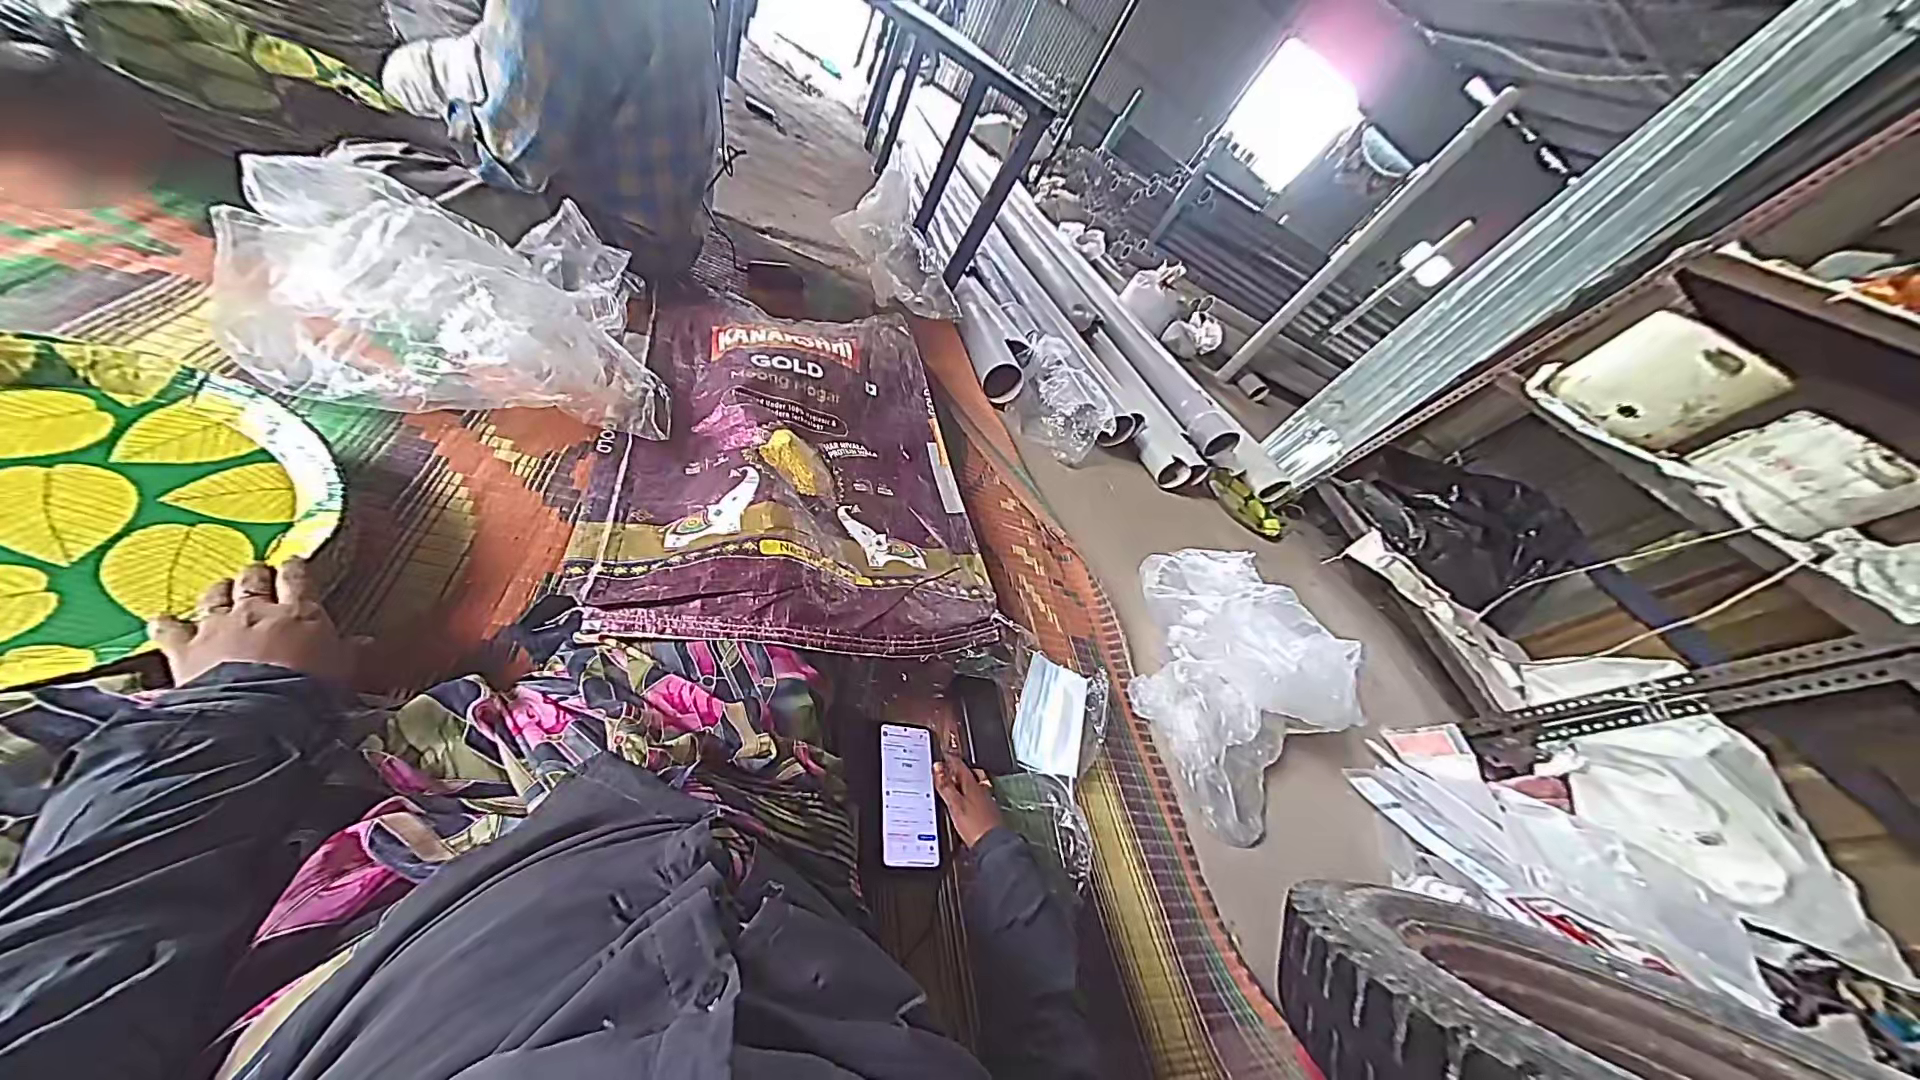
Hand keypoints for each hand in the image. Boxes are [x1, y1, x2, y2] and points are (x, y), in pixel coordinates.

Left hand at [148, 559, 358, 686]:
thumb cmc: (308, 683)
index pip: (297, 579)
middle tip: (256, 570)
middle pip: (253, 582)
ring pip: (214, 597)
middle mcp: (257, 611)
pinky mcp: (184, 647)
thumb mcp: (342, 665)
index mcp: (300, 612)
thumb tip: (364, 642)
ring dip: (217, 590)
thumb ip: (349, 650)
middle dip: (254, 574)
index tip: (293, 562)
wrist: (256, 706)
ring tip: (219, 586)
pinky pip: (169, 628)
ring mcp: (217, 626)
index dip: (295, 568)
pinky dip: (166, 622)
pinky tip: (163, 619)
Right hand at [934, 753, 1001, 847]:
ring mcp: (985, 800)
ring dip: (962, 782)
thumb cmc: (975, 825)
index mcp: (972, 785)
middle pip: (968, 773)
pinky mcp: (986, 811)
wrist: (992, 844)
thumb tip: (938, 769)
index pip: (960, 765)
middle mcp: (980, 790)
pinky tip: (964, 802)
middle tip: (948, 766)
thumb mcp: (955, 805)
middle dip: (957, 769)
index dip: (950, 759)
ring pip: (973, 784)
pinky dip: (967, 794)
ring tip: (954, 783)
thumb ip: (946, 786)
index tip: (943, 755)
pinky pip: (976, 795)